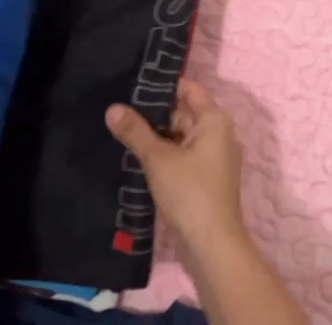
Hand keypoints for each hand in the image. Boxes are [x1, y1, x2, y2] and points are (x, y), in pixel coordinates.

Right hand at [105, 80, 246, 254]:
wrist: (212, 246)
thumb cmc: (190, 192)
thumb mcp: (158, 158)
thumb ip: (135, 132)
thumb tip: (112, 108)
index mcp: (214, 121)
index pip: (190, 90)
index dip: (164, 86)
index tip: (135, 85)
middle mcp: (218, 134)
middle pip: (184, 113)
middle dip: (155, 114)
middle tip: (121, 109)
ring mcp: (214, 158)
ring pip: (181, 137)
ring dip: (157, 137)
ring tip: (123, 131)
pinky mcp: (206, 180)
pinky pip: (183, 156)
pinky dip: (165, 155)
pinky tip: (139, 158)